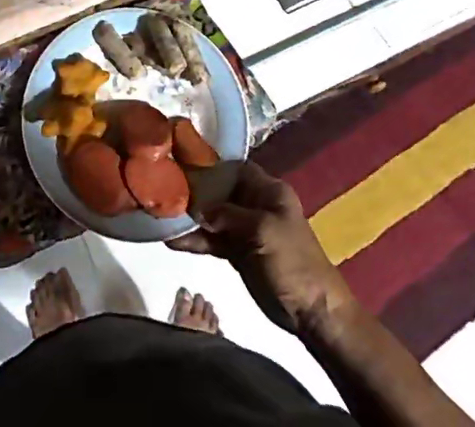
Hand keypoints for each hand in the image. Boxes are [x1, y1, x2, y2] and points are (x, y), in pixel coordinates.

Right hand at [169, 161, 354, 333]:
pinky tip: (171, 240)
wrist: (313, 312)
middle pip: (218, 190)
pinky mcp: (236, 250)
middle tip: (162, 187)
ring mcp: (244, 228)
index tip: (181, 161)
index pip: (234, 167)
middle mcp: (254, 204)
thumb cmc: (294, 263)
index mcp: (268, 191)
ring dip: (189, 217)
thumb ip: (229, 214)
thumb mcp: (264, 230)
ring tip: (161, 215)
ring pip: (211, 215)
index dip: (211, 163)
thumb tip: (199, 210)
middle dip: (193, 190)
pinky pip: (211, 239)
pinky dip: (194, 240)